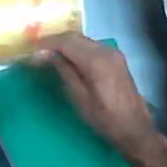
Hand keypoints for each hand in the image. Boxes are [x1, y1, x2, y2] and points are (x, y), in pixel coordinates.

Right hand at [35, 33, 163, 159]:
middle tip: (37, 52)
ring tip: (48, 56)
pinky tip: (67, 59)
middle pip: (75, 37)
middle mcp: (106, 50)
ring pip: (83, 40)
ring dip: (65, 44)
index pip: (66, 42)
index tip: (31, 51)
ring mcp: (113, 53)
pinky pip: (91, 47)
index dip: (47, 44)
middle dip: (55, 42)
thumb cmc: (104, 118)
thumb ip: (64, 70)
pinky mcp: (116, 59)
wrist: (134, 128)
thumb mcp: (79, 97)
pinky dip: (77, 49)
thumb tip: (45, 54)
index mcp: (96, 60)